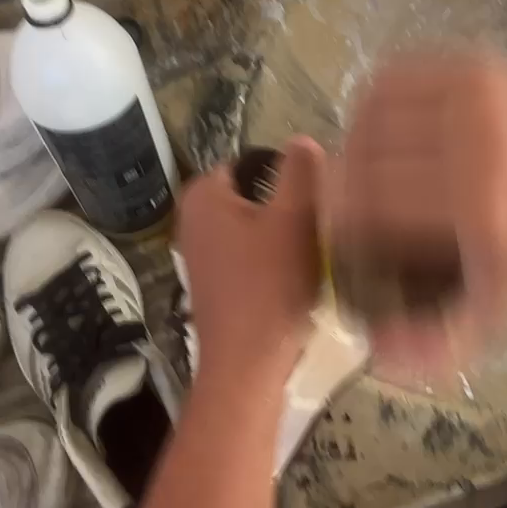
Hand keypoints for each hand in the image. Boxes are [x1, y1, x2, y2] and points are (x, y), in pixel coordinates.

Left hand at [175, 136, 325, 386]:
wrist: (248, 366)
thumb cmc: (270, 286)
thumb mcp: (294, 218)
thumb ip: (300, 171)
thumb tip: (300, 141)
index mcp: (203, 194)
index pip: (255, 161)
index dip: (288, 178)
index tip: (312, 203)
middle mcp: (191, 219)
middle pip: (255, 194)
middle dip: (286, 206)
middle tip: (314, 228)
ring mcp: (199, 254)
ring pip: (254, 225)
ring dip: (282, 235)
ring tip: (308, 255)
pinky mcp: (212, 283)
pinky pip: (248, 255)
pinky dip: (270, 261)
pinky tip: (292, 280)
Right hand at [338, 50, 506, 375]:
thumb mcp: (493, 304)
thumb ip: (437, 339)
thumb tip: (378, 352)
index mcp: (482, 206)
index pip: (375, 205)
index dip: (344, 218)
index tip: (340, 228)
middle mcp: (478, 142)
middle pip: (369, 157)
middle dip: (346, 180)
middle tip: (346, 197)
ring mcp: (475, 93)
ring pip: (373, 113)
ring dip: (355, 141)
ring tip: (360, 163)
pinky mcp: (470, 61)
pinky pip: (391, 79)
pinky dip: (373, 105)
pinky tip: (381, 129)